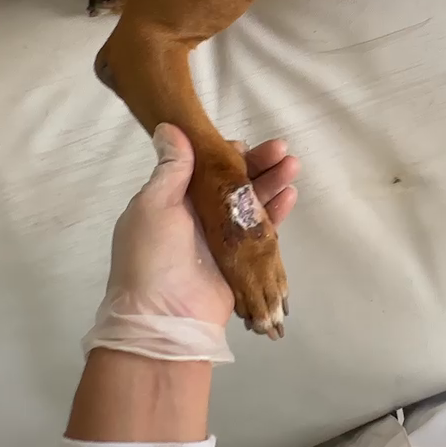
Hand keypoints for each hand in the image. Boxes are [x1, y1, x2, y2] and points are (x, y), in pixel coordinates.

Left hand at [83, 124, 299, 363]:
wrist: (164, 320)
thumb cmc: (152, 257)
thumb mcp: (153, 206)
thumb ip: (171, 168)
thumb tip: (168, 126)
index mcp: (175, 202)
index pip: (206, 169)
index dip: (226, 155)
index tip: (242, 144)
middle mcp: (200, 217)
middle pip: (235, 183)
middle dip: (259, 165)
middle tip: (282, 148)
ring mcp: (223, 238)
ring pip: (253, 203)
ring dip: (273, 183)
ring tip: (292, 166)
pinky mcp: (243, 258)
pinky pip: (263, 230)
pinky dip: (277, 212)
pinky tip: (290, 195)